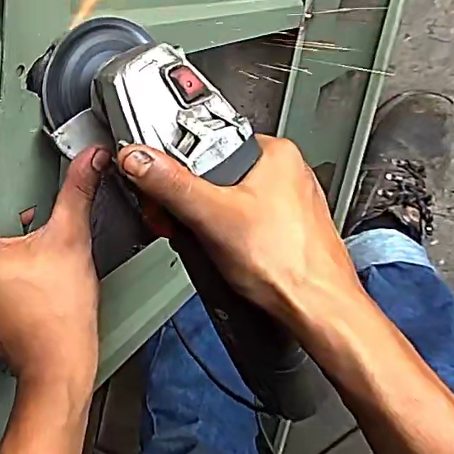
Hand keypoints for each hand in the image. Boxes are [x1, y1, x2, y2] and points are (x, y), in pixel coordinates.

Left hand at [0, 149, 105, 397]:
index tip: (19, 200)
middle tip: (32, 240)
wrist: (57, 367)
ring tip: (27, 269)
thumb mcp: (71, 240)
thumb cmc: (60, 317)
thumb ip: (76, 192)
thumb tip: (86, 164)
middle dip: (3, 227)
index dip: (2, 193)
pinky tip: (18, 289)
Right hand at [114, 135, 365, 330]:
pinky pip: (226, 213)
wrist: (317, 310)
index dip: (170, 167)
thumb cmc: (288, 265)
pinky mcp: (273, 222)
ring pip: (212, 193)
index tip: (158, 188)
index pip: (200, 142)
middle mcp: (280, 170)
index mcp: (273, 153)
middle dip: (178, 197)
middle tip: (173, 218)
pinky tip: (211, 243)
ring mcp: (278, 198)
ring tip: (193, 234)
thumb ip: (170, 183)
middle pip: (203, 170)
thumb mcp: (212, 215)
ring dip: (191, 215)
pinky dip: (210, 227)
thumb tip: (137, 158)